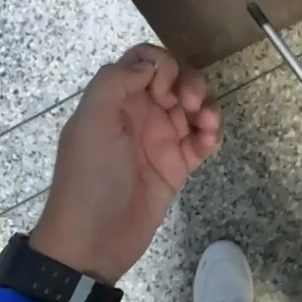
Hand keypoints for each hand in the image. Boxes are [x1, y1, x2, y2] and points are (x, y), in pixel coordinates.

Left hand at [29, 45, 221, 284]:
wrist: (94, 240)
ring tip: (206, 125)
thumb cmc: (89, 178)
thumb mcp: (91, 123)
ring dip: (207, 108)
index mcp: (115, 99)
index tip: (162, 89)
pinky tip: (208, 142)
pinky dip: (211, 135)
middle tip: (189, 105)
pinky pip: (202, 140)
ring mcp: (160, 140)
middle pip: (175, 80)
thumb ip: (115, 82)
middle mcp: (139, 114)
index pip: (144, 61)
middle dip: (189, 84)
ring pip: (194, 108)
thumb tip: (150, 66)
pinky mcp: (177, 166)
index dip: (161, 64)